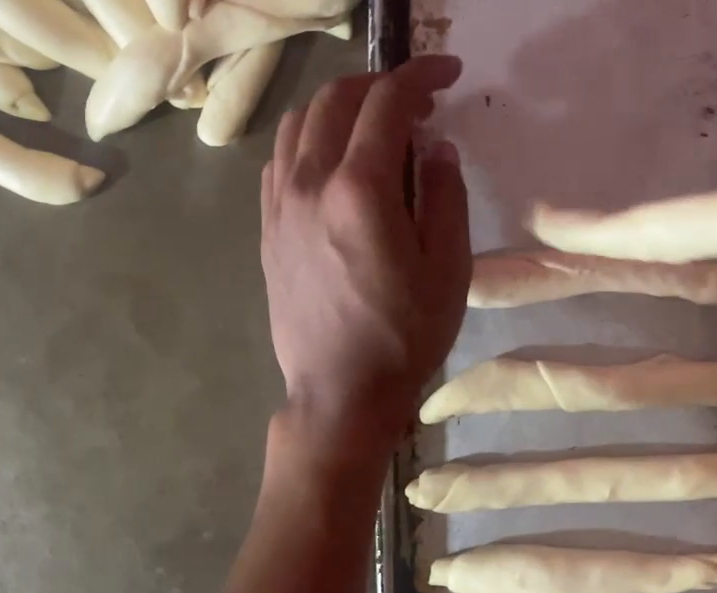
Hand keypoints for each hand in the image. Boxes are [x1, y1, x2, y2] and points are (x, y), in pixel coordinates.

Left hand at [262, 55, 470, 452]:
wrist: (340, 394)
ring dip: (337, 108)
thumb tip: (436, 150)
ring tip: (371, 126)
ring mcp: (280, 208)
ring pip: (297, 124)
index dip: (421, 76)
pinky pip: (279, 162)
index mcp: (359, 190)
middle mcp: (309, 184)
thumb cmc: (403, 340)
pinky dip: (307, 142)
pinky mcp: (267, 233)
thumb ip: (445, 198)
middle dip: (379, 85)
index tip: (449, 75)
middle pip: (335, 100)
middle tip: (416, 103)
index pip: (386, 102)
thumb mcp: (448, 272)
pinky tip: (331, 163)